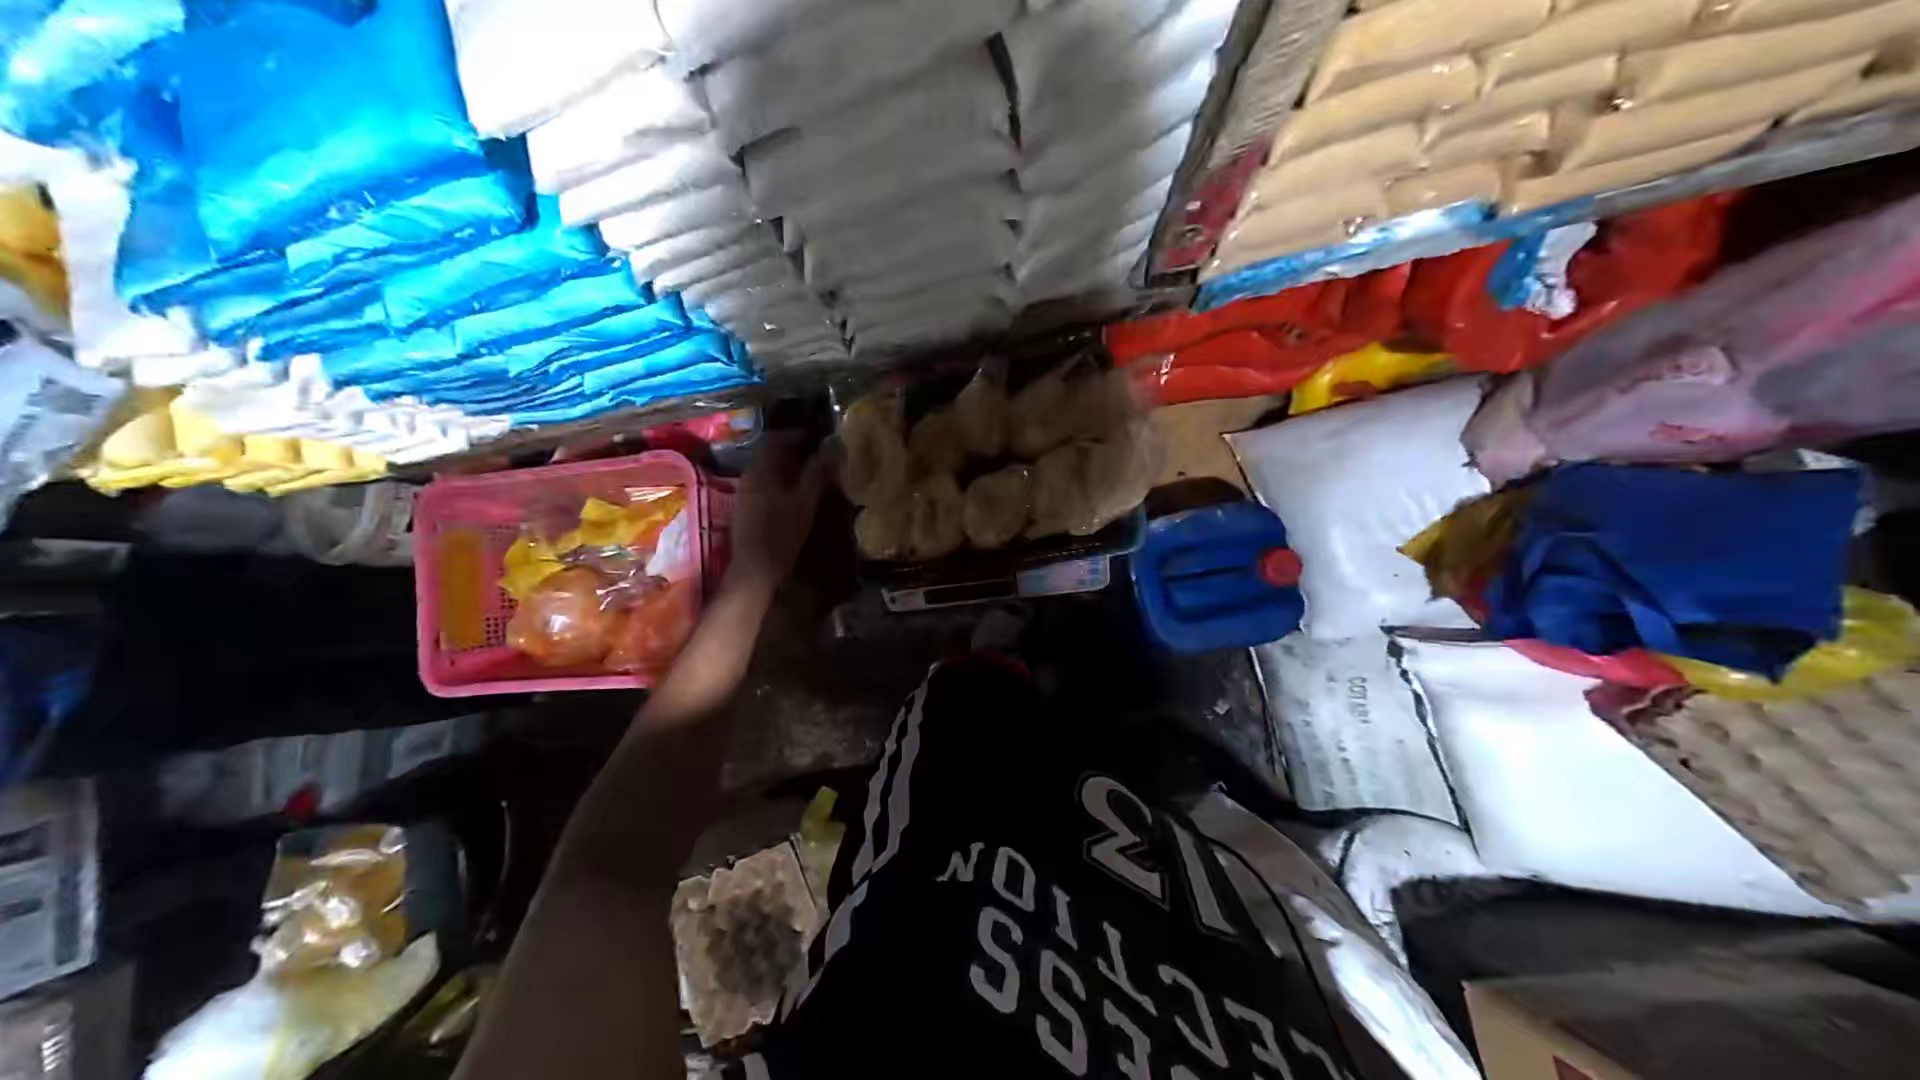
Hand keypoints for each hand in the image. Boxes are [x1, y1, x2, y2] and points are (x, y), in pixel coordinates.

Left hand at [723, 431, 826, 598]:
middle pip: (769, 453)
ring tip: (810, 473)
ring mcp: (744, 492)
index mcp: (761, 470)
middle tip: (817, 454)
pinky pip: (763, 484)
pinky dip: (779, 481)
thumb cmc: (781, 535)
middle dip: (792, 451)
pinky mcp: (745, 508)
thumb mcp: (805, 503)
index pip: (775, 439)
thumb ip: (817, 474)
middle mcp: (749, 475)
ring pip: (766, 469)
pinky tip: (794, 493)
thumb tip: (830, 449)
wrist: (754, 569)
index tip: (816, 437)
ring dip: (786, 467)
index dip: (796, 435)